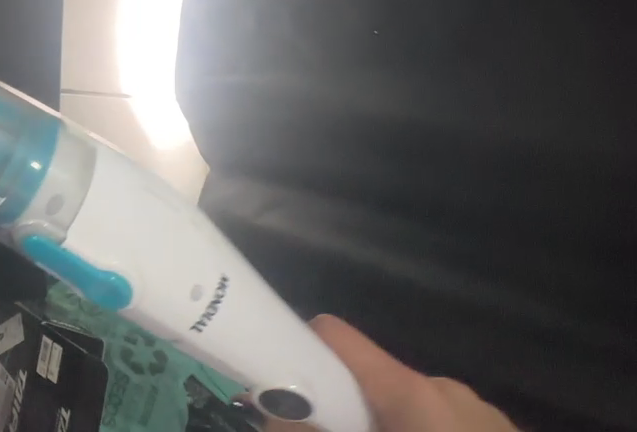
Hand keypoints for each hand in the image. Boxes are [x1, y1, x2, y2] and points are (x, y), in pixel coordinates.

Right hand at [268, 316, 518, 431]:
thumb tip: (270, 410)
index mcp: (410, 388)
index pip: (333, 333)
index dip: (300, 349)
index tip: (285, 382)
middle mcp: (446, 389)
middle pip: (368, 375)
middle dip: (346, 404)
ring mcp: (486, 417)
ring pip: (409, 405)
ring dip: (388, 425)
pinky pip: (447, 426)